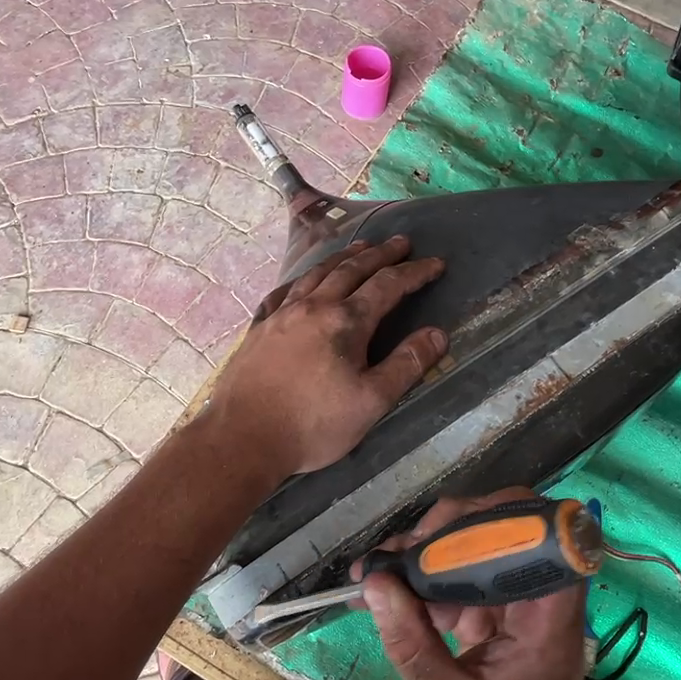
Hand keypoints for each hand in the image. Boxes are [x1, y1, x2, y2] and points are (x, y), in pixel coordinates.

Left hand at [205, 235, 446, 477]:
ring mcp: (280, 315)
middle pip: (352, 269)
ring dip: (343, 257)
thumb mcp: (371, 402)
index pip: (388, 286)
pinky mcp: (258, 330)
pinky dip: (301, 279)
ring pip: (316, 274)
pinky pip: (283, 292)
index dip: (414, 273)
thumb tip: (438, 334)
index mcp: (345, 321)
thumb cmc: (313, 424)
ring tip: (360, 247)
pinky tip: (302, 282)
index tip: (436, 263)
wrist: (242, 437)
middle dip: (380, 254)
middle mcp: (313, 307)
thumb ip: (406, 365)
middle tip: (401, 242)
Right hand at [360, 488, 590, 679]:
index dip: (498, 519)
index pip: (543, 538)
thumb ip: (411, 642)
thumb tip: (374, 583)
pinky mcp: (497, 617)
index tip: (441, 531)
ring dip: (428, 556)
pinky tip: (391, 595)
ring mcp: (517, 606)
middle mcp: (539, 600)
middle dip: (445, 533)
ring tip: (380, 572)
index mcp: (548, 618)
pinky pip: (463, 581)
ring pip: (478, 553)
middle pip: (504, 534)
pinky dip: (428, 582)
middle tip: (396, 553)